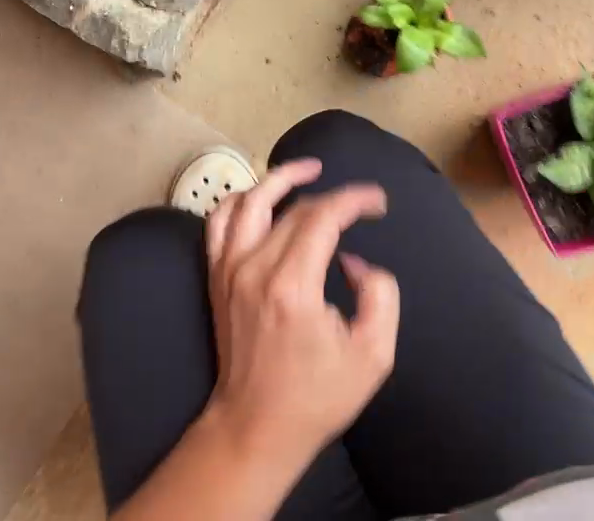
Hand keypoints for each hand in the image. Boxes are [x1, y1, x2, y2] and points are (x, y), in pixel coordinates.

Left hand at [202, 159, 399, 466]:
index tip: (377, 201)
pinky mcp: (214, 275)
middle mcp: (253, 267)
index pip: (321, 218)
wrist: (255, 423)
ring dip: (277, 178)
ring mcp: (227, 268)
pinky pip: (219, 221)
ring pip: (247, 201)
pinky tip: (261, 196)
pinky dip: (240, 200)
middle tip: (361, 201)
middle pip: (292, 209)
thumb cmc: (316, 396)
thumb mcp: (373, 356)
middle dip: (332, 197)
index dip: (353, 200)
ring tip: (307, 170)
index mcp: (292, 287)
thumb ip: (379, 296)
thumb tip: (354, 261)